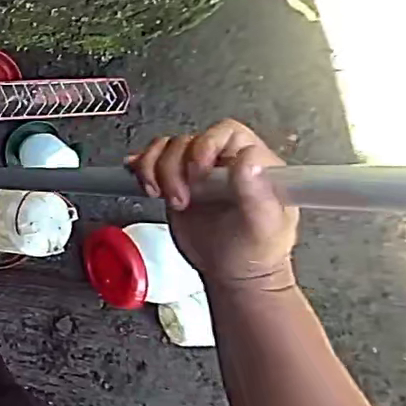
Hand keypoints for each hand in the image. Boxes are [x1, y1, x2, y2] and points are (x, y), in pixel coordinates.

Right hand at [127, 119, 297, 290]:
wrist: (232, 273)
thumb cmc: (255, 252)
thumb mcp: (263, 226)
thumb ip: (258, 192)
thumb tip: (249, 160)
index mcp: (255, 164)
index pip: (226, 132)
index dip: (205, 145)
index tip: (198, 174)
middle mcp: (224, 162)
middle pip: (186, 140)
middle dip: (174, 167)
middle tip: (181, 197)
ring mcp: (197, 171)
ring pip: (164, 148)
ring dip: (156, 171)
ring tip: (168, 198)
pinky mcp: (174, 180)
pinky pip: (149, 159)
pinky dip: (142, 170)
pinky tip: (148, 186)